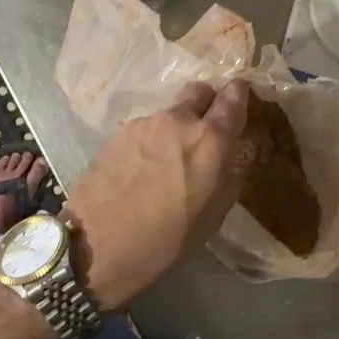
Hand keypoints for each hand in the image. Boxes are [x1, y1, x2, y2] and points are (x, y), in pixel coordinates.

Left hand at [64, 79, 249, 308]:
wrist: (97, 247)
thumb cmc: (167, 240)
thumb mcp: (214, 215)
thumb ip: (228, 175)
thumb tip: (230, 155)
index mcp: (210, 140)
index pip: (233, 97)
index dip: (240, 94)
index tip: (241, 97)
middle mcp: (178, 120)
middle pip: (199, 91)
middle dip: (207, 103)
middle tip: (205, 130)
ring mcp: (143, 124)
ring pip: (170, 113)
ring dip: (176, 128)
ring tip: (169, 160)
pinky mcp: (116, 134)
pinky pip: (146, 129)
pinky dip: (152, 141)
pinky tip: (144, 168)